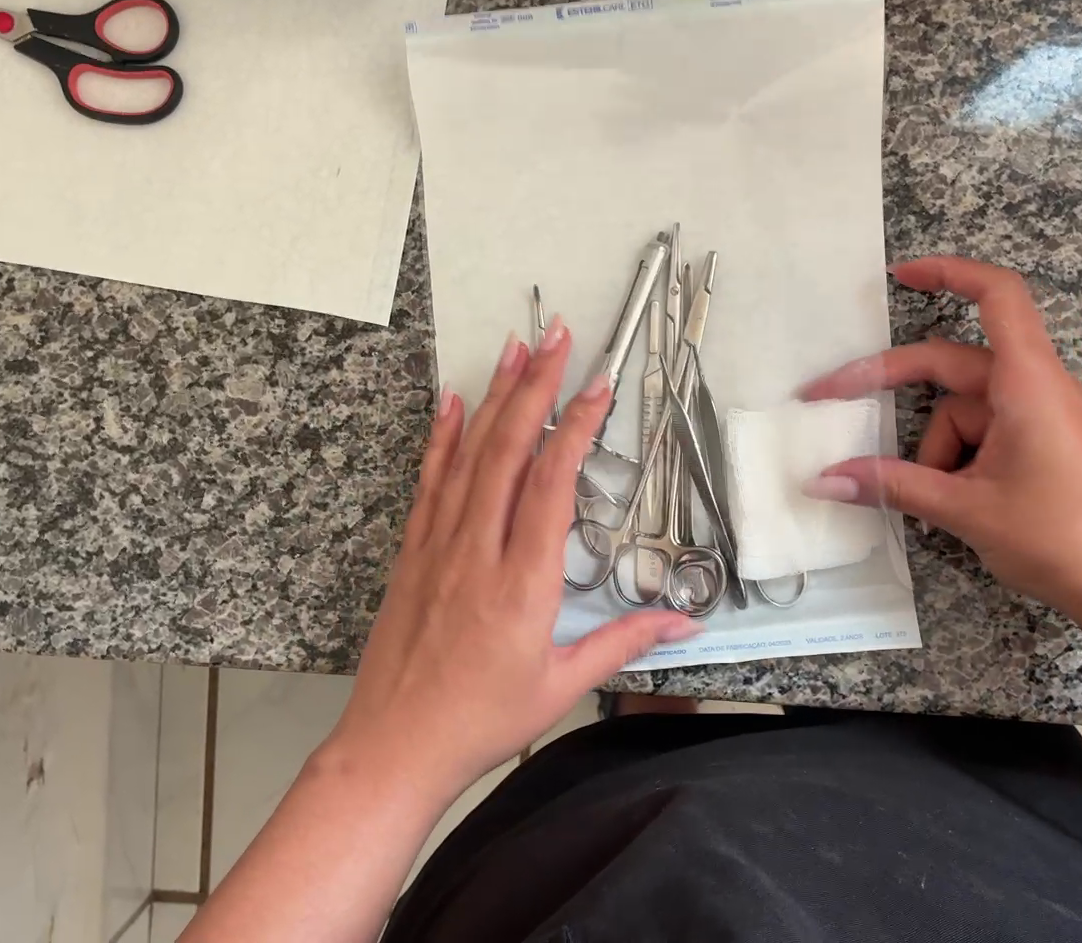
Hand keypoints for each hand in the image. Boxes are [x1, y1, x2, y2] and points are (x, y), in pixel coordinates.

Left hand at [321, 321, 700, 795]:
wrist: (396, 744)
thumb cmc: (482, 721)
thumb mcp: (562, 686)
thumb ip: (624, 642)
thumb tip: (686, 622)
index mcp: (523, 582)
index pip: (553, 483)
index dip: (577, 427)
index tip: (598, 385)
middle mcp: (478, 550)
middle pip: (509, 451)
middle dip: (536, 387)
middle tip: (557, 337)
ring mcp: (438, 545)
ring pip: (468, 456)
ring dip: (494, 398)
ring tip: (514, 349)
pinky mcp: (412, 551)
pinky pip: (429, 482)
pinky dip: (441, 437)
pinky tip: (450, 401)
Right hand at [800, 257, 1081, 624]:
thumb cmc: (1064, 539)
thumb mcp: (965, 510)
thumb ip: (890, 486)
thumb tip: (819, 479)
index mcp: (1027, 385)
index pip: (997, 298)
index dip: (948, 273)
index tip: (897, 275)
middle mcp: (1033, 391)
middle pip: (948, 365)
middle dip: (887, 383)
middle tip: (825, 398)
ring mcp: (1037, 421)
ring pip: (957, 414)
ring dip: (930, 452)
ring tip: (936, 502)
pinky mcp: (1037, 449)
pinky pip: (976, 437)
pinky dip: (951, 463)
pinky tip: (953, 503)